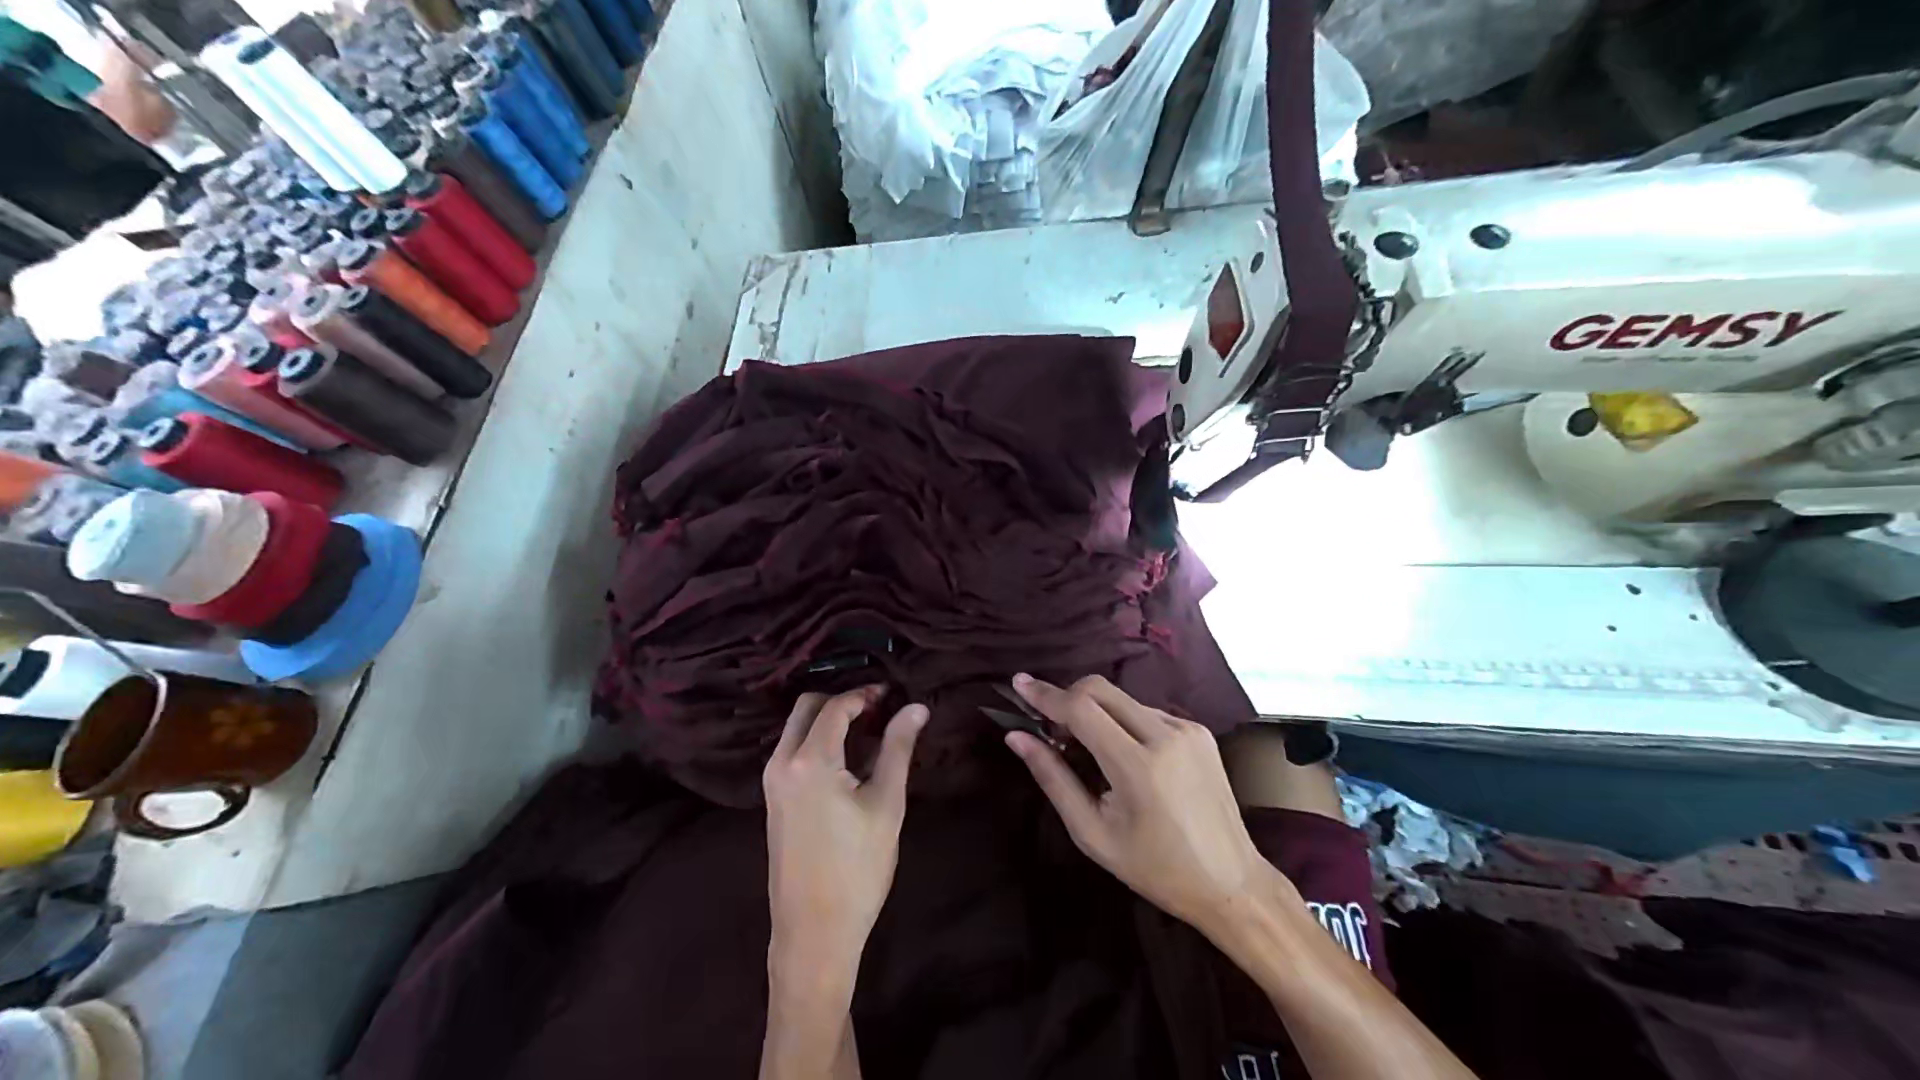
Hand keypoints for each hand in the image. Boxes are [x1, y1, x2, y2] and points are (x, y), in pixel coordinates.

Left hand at [764, 686, 927, 982]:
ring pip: (796, 728)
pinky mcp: (773, 799)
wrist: (814, 931)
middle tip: (878, 710)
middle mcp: (781, 762)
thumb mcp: (886, 804)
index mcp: (809, 761)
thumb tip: (916, 707)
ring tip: (869, 733)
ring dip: (828, 721)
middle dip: (842, 701)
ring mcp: (772, 782)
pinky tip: (848, 760)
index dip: (865, 694)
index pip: (835, 707)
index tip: (893, 695)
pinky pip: (793, 751)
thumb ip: (898, 748)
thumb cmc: (857, 868)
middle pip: (807, 707)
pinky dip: (817, 741)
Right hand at [1003, 674, 1292, 934]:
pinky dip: (1122, 723)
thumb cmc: (1155, 868)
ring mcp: (1187, 729)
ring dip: (1095, 712)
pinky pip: (1146, 711)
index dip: (1045, 694)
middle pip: (1100, 689)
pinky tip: (1123, 757)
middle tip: (1050, 728)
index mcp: (1138, 766)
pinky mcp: (1199, 731)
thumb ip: (1053, 779)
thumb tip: (1017, 738)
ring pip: (1122, 699)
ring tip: (1088, 751)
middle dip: (1067, 697)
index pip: (1081, 708)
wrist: (1232, 883)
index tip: (1018, 683)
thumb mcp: (1092, 833)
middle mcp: (1166, 735)